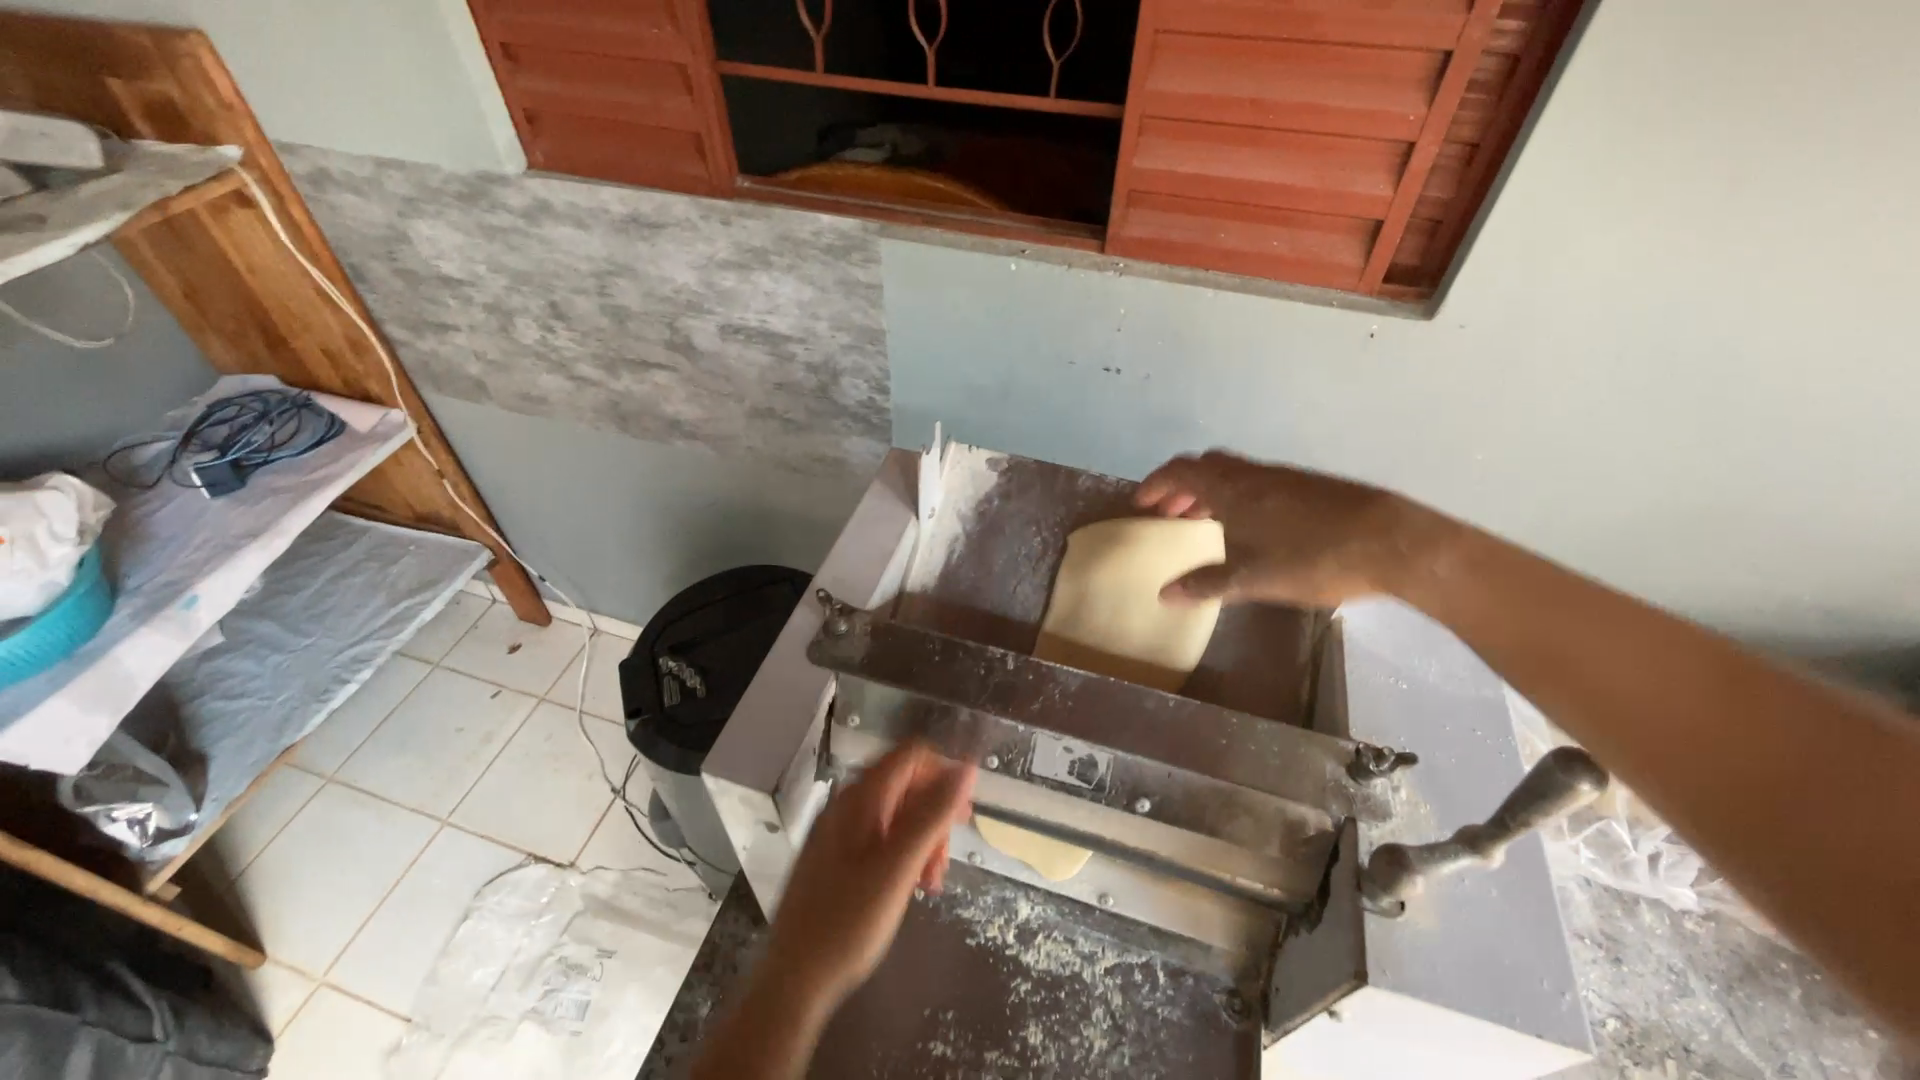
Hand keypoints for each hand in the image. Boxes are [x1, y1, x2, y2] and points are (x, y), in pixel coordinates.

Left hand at [760, 741, 976, 1009]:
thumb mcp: (899, 866)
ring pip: (897, 816)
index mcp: (860, 799)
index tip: (964, 814)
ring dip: (924, 840)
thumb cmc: (850, 921)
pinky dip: (905, 856)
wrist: (796, 977)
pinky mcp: (838, 860)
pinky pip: (882, 840)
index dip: (943, 774)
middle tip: (948, 858)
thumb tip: (965, 768)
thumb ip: (933, 814)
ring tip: (933, 881)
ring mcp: (840, 833)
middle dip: (935, 815)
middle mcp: (848, 806)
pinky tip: (914, 887)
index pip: (911, 756)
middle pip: (906, 786)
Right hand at [1134, 451, 1455, 607]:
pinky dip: (1239, 498)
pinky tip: (1253, 529)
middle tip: (1171, 515)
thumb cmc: (1312, 558)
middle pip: (1206, 467)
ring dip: (1212, 493)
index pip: (1181, 471)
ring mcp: (1286, 478)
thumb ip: (1206, 585)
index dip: (1156, 484)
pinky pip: (1259, 484)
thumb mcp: (1252, 579)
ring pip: (1235, 475)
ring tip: (1207, 524)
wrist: (1392, 543)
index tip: (1141, 504)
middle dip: (1182, 488)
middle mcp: (1255, 475)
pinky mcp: (1311, 488)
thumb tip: (1165, 594)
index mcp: (1232, 488)